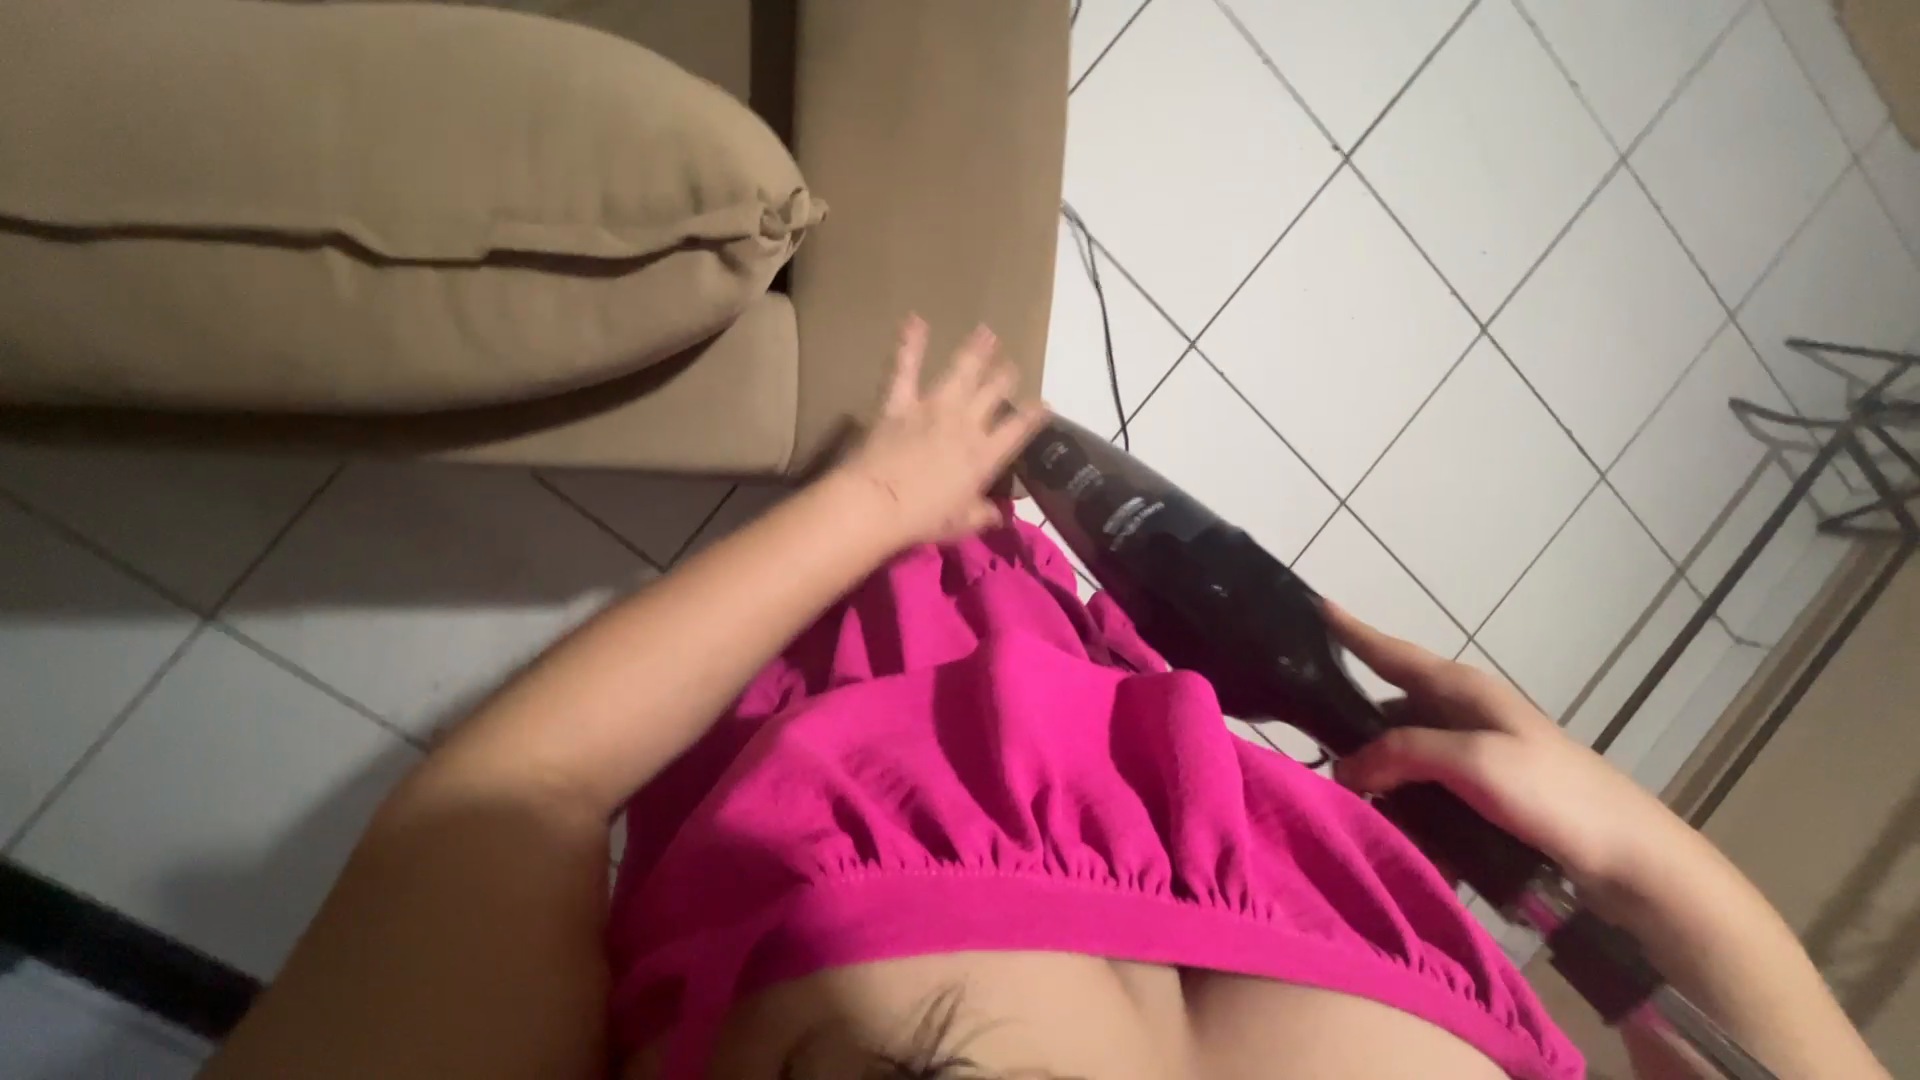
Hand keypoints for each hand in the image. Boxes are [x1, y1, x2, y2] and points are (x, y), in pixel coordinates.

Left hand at [835, 316, 1048, 548]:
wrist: (880, 504)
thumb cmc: (924, 519)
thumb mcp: (962, 524)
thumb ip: (983, 515)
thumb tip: (998, 515)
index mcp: (985, 455)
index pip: (1019, 429)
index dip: (1034, 415)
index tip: (1044, 404)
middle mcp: (966, 424)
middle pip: (994, 393)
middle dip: (1005, 378)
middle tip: (1011, 368)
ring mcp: (934, 408)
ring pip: (962, 372)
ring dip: (976, 351)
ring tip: (987, 333)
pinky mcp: (900, 403)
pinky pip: (905, 368)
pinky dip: (910, 344)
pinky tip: (915, 320)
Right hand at [1323, 603, 1687, 892]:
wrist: (1630, 856)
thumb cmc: (1553, 793)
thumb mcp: (1471, 763)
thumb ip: (1401, 753)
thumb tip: (1346, 768)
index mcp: (1460, 689)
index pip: (1390, 652)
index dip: (1351, 630)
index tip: (1314, 605)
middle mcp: (1459, 711)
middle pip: (1385, 709)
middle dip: (1350, 729)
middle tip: (1316, 752)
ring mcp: (1469, 749)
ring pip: (1399, 752)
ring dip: (1378, 776)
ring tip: (1354, 802)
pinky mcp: (1478, 786)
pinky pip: (1421, 784)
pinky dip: (1405, 803)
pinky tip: (1397, 828)